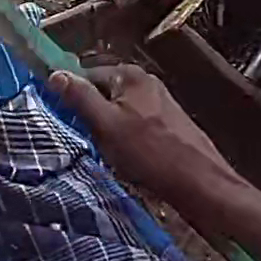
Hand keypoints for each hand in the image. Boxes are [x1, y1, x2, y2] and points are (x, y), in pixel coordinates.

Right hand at [50, 64, 241, 210]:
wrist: (206, 187)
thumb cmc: (151, 154)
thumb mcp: (106, 125)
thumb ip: (79, 97)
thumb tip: (55, 73)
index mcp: (129, 74)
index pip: (86, 76)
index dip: (76, 98)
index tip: (73, 123)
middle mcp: (146, 81)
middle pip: (105, 93)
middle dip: (97, 118)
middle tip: (97, 142)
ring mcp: (162, 101)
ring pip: (121, 112)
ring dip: (114, 132)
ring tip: (118, 156)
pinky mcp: (172, 123)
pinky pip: (139, 125)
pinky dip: (132, 140)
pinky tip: (136, 161)